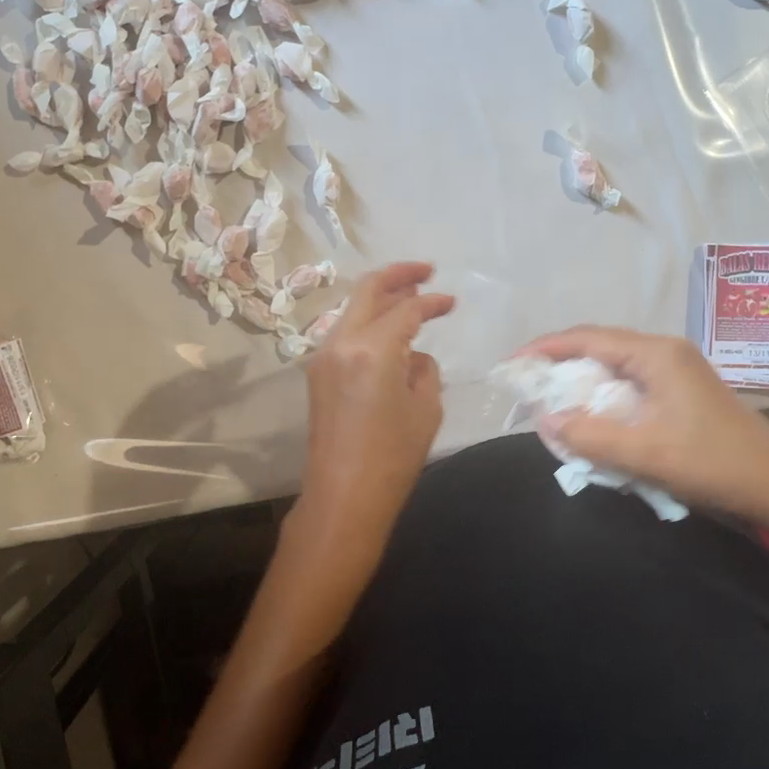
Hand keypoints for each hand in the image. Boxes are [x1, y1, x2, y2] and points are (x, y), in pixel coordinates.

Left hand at [299, 263, 454, 533]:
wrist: (343, 497)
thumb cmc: (392, 458)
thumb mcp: (425, 410)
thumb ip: (424, 370)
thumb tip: (413, 356)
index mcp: (372, 349)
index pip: (406, 309)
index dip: (432, 301)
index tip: (451, 302)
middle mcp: (341, 343)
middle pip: (368, 291)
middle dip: (398, 275)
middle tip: (426, 271)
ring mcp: (323, 358)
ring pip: (352, 310)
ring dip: (380, 298)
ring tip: (408, 295)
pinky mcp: (317, 375)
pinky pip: (345, 334)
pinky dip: (367, 323)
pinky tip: (388, 330)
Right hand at [520, 325, 768, 520]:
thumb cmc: (713, 465)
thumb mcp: (645, 453)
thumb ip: (590, 435)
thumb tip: (545, 420)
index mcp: (657, 354)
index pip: (588, 339)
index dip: (545, 349)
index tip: (512, 365)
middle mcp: (666, 352)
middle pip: (599, 346)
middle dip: (559, 363)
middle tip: (526, 385)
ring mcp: (677, 370)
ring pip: (614, 366)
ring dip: (581, 381)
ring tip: (550, 401)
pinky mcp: (682, 391)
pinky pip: (630, 383)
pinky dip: (603, 395)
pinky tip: (591, 417)